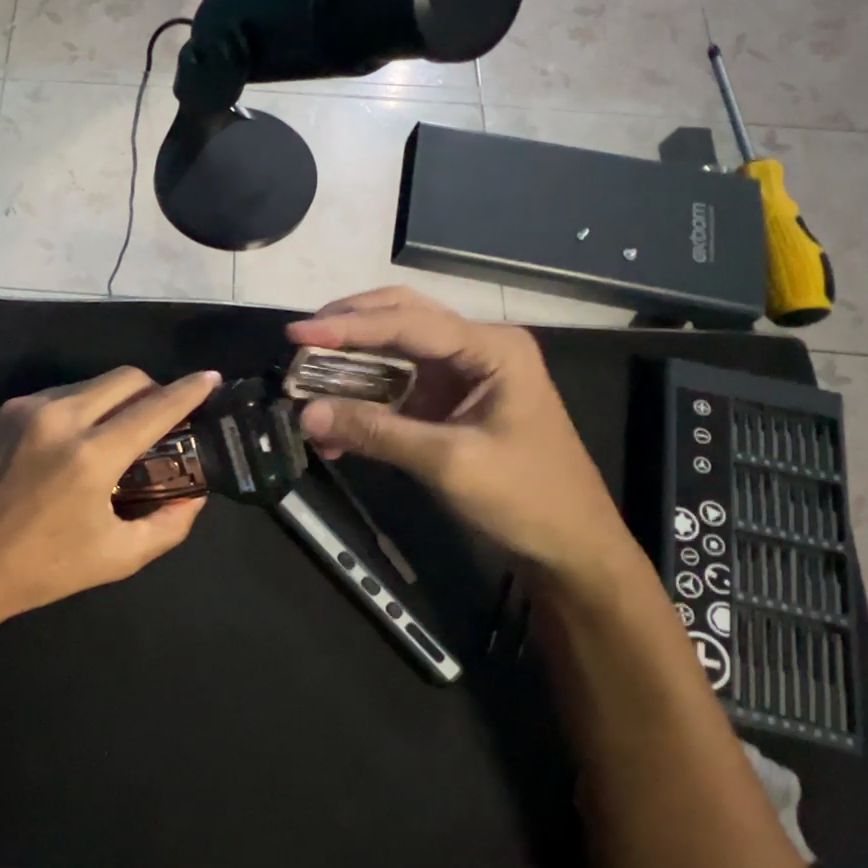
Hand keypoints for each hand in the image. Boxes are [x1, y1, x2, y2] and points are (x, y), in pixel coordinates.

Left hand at [0, 367, 221, 644]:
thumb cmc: (46, 568)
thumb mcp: (119, 556)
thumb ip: (169, 523)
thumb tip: (195, 495)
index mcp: (90, 456)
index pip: (155, 407)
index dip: (190, 390)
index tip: (211, 380)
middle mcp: (60, 418)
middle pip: (126, 378)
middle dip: (155, 390)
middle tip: (167, 420)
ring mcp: (29, 409)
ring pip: (93, 382)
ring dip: (119, 399)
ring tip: (124, 434)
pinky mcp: (9, 411)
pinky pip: (63, 393)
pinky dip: (86, 406)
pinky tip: (85, 439)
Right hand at [286, 287, 641, 591]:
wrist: (570, 548)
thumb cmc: (525, 498)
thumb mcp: (447, 463)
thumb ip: (375, 433)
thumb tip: (304, 415)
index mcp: (492, 349)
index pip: (407, 323)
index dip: (348, 327)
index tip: (296, 334)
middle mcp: (477, 350)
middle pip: (401, 319)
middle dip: (349, 327)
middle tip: (299, 341)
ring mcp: (463, 377)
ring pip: (394, 353)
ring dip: (350, 366)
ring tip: (305, 378)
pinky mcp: (449, 405)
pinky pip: (396, 390)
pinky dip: (362, 401)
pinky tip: (333, 423)